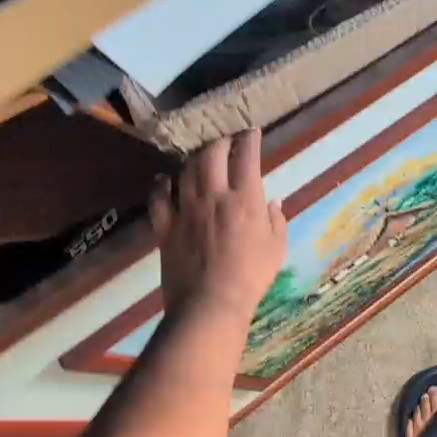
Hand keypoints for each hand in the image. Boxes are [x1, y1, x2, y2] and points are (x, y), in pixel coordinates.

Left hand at [151, 129, 288, 322]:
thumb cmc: (252, 275)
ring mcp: (186, 211)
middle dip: (220, 141)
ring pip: (186, 171)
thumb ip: (276, 219)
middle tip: (226, 140)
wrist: (210, 305)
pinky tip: (164, 179)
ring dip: (194, 158)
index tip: (252, 131)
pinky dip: (161, 185)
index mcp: (245, 199)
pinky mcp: (165, 228)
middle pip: (212, 155)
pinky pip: (159, 199)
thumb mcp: (278, 246)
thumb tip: (272, 203)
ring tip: (200, 155)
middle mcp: (214, 196)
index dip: (249, 139)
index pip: (247, 157)